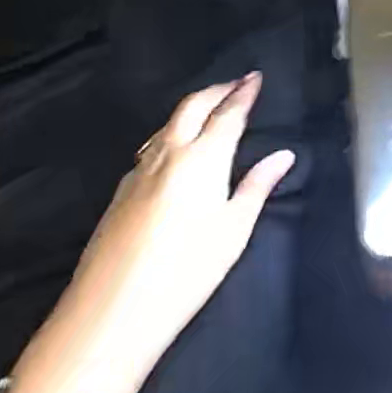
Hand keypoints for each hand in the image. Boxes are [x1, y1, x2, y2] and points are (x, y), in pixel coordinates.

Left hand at [4, 74, 293, 392]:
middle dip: (215, 91)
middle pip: (191, 108)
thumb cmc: (187, 271)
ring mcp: (137, 174)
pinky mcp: (118, 194)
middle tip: (236, 84)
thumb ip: (257, 186)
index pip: (227, 115)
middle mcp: (167, 157)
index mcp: (202, 160)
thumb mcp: (234, 229)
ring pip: (166, 125)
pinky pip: (149, 148)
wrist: (109, 316)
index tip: (255, 77)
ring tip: (209, 109)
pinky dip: (170, 134)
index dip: (243, 93)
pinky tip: (174, 149)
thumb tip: (282, 155)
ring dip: (190, 109)